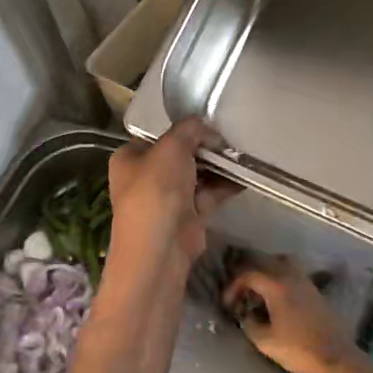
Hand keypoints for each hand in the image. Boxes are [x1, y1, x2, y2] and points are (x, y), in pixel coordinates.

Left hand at [107, 118, 238, 282]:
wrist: (161, 246)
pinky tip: (243, 176)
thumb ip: (189, 130)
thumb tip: (204, 127)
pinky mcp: (187, 217)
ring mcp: (167, 199)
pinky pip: (208, 194)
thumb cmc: (156, 190)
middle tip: (227, 142)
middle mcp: (145, 177)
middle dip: (204, 149)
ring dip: (216, 167)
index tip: (207, 126)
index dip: (182, 130)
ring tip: (240, 156)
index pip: (157, 137)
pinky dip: (224, 186)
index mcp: (129, 158)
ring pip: (196, 175)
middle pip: (179, 156)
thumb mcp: (171, 147)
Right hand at [221, 257, 363, 372]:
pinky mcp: (315, 292)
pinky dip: (280, 280)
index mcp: (277, 286)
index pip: (249, 275)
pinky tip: (277, 301)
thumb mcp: (266, 341)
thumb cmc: (299, 349)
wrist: (336, 357)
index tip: (227, 304)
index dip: (233, 287)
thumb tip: (245, 316)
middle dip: (249, 276)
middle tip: (240, 293)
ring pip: (282, 266)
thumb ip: (249, 324)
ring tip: (258, 294)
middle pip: (266, 263)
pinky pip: (293, 275)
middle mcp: (292, 277)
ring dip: (266, 275)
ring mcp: (306, 283)